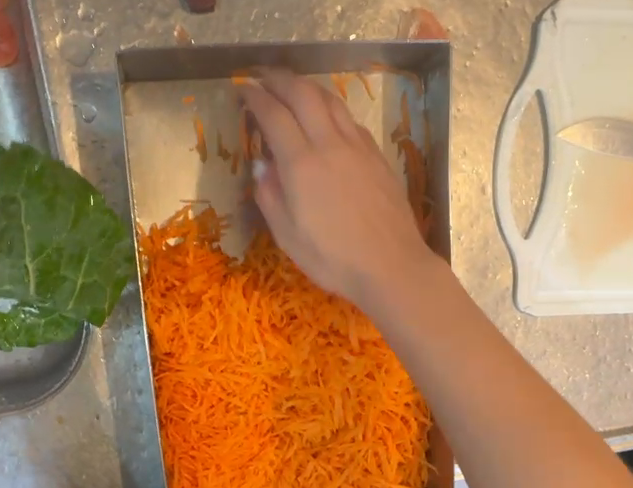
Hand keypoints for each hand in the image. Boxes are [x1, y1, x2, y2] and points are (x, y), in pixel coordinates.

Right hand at [240, 70, 441, 309]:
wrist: (390, 265)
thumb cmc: (333, 259)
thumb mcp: (288, 237)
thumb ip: (270, 197)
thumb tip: (263, 166)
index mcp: (301, 164)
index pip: (273, 115)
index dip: (255, 97)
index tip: (243, 90)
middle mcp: (330, 144)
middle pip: (303, 94)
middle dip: (280, 80)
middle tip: (265, 78)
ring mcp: (358, 147)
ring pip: (331, 101)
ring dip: (308, 88)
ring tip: (295, 90)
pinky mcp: (377, 156)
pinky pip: (350, 120)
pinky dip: (332, 110)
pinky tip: (328, 121)